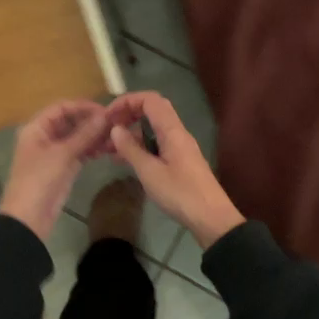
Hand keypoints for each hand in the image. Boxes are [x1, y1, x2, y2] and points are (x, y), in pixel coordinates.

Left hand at [0, 100, 110, 240]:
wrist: (29, 217)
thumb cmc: (40, 179)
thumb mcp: (62, 154)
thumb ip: (84, 134)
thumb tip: (104, 116)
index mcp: (36, 128)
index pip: (61, 108)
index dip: (82, 107)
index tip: (105, 111)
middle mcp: (44, 137)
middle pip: (69, 122)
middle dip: (90, 122)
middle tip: (114, 124)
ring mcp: (53, 153)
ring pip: (76, 138)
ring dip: (93, 136)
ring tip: (114, 137)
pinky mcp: (63, 168)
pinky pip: (78, 152)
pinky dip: (91, 149)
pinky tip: (106, 149)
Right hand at [106, 91, 243, 247]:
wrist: (211, 218)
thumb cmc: (180, 193)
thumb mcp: (149, 172)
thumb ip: (131, 149)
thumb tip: (115, 129)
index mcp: (172, 131)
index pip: (150, 100)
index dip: (127, 101)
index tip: (108, 116)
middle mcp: (177, 133)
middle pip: (151, 111)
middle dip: (127, 115)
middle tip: (107, 129)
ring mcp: (179, 148)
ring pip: (152, 130)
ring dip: (131, 134)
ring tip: (108, 147)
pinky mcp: (179, 162)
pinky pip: (155, 145)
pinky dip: (139, 147)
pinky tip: (122, 160)